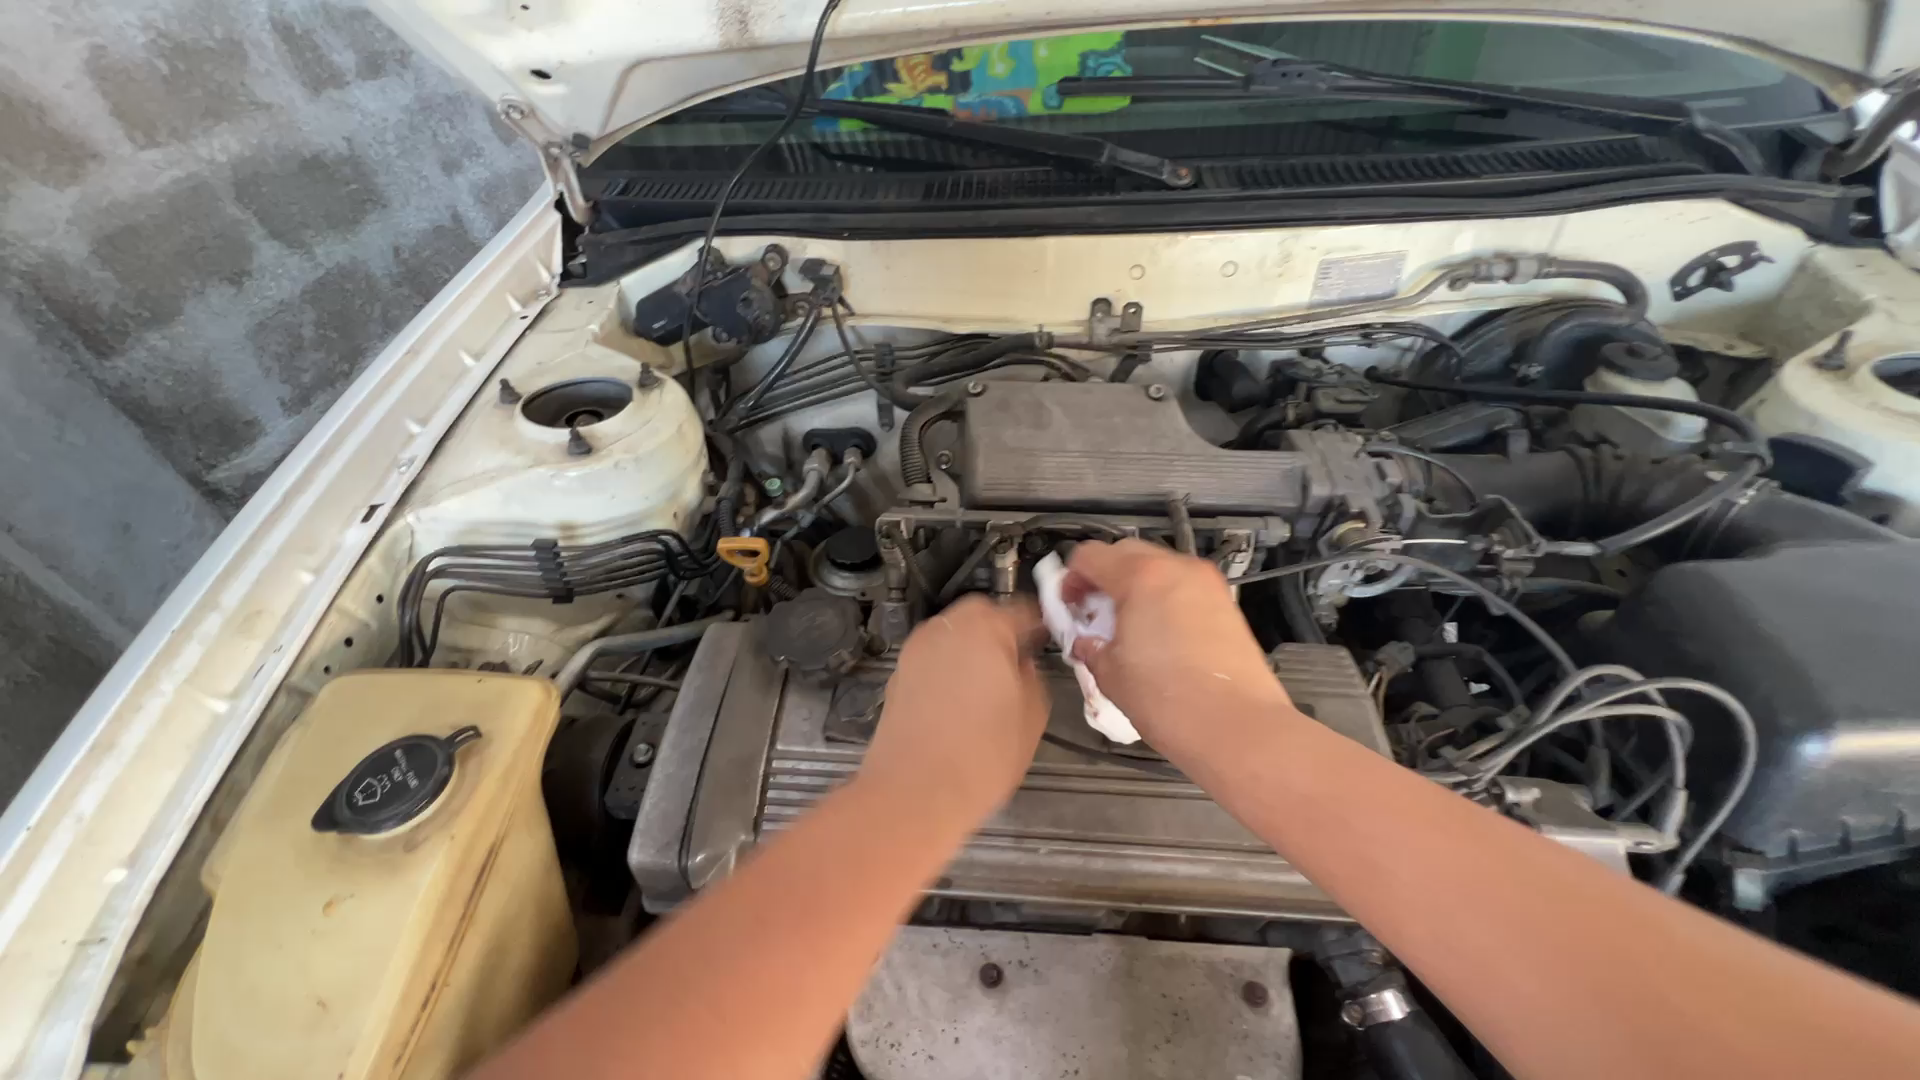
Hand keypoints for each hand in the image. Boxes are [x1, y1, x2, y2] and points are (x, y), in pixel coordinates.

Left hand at [861, 596, 1048, 828]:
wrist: (914, 792)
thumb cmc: (983, 754)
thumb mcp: (1032, 716)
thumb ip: (1032, 677)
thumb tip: (1022, 666)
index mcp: (986, 628)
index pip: (1021, 609)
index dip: (1038, 624)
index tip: (1046, 641)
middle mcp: (946, 628)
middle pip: (979, 613)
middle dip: (999, 630)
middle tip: (1016, 660)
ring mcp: (916, 650)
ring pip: (952, 634)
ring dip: (971, 648)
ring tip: (988, 685)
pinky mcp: (898, 675)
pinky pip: (933, 659)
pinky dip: (948, 669)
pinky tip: (959, 701)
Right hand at [1063, 540, 1292, 751]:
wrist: (1236, 727)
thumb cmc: (1170, 701)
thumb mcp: (1110, 674)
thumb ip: (1091, 646)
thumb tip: (1086, 642)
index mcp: (1140, 576)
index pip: (1090, 555)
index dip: (1071, 578)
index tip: (1069, 604)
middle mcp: (1176, 568)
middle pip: (1126, 553)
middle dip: (1103, 578)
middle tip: (1093, 614)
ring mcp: (1206, 584)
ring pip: (1158, 569)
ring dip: (1134, 588)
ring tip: (1126, 628)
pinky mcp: (1225, 604)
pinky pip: (1182, 588)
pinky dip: (1163, 600)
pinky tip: (1157, 637)